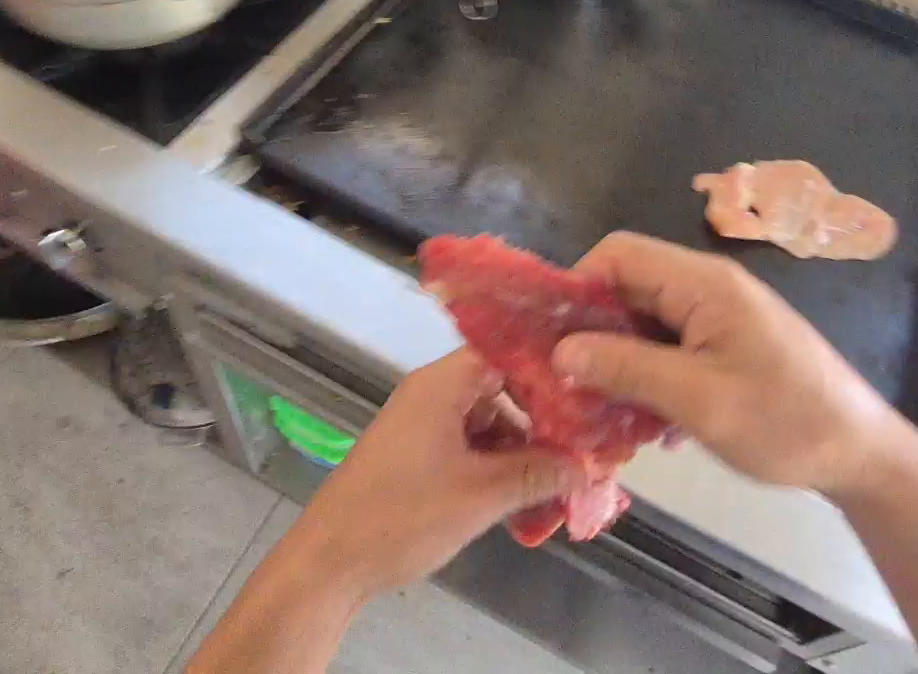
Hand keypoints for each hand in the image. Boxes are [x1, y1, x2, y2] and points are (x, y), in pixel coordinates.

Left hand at [280, 349, 576, 603]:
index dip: (548, 371)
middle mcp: (434, 394)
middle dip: (543, 423)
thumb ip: (538, 474)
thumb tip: (587, 467)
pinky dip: (500, 469)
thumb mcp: (480, 495)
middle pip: (502, 392)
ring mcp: (426, 425)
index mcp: (443, 384)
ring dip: (524, 454)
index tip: (587, 393)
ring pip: (490, 425)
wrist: (329, 563)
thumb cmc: (402, 514)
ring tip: (563, 485)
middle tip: (584, 449)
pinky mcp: (421, 455)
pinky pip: (472, 449)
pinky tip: (528, 502)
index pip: (505, 353)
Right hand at [550, 232, 903, 496]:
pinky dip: (645, 371)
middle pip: (628, 285)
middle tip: (566, 379)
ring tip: (598, 403)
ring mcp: (717, 314)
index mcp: (702, 283)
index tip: (552, 336)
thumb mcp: (699, 400)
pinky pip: (666, 342)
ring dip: (617, 356)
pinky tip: (642, 415)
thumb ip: (627, 369)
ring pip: (642, 318)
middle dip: (592, 327)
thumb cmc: (786, 422)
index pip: (620, 253)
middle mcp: (706, 286)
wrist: (863, 456)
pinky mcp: (723, 341)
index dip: (578, 284)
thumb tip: (561, 350)